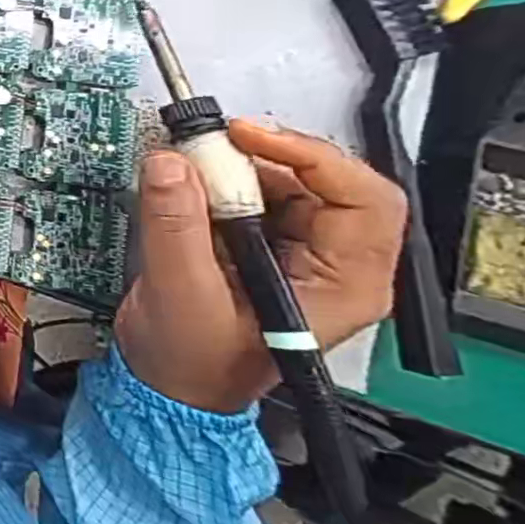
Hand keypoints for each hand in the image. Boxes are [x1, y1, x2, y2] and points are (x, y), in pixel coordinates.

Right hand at [115, 119, 406, 412]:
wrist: (164, 387)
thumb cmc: (189, 362)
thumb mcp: (181, 292)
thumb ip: (175, 226)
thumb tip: (169, 164)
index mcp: (343, 283)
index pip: (360, 198)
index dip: (309, 157)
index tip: (245, 135)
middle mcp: (330, 266)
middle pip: (318, 187)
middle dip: (258, 162)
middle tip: (201, 150)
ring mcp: (293, 258)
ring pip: (280, 191)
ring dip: (230, 174)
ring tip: (183, 171)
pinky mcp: (255, 253)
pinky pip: (245, 204)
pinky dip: (211, 190)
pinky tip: (180, 191)